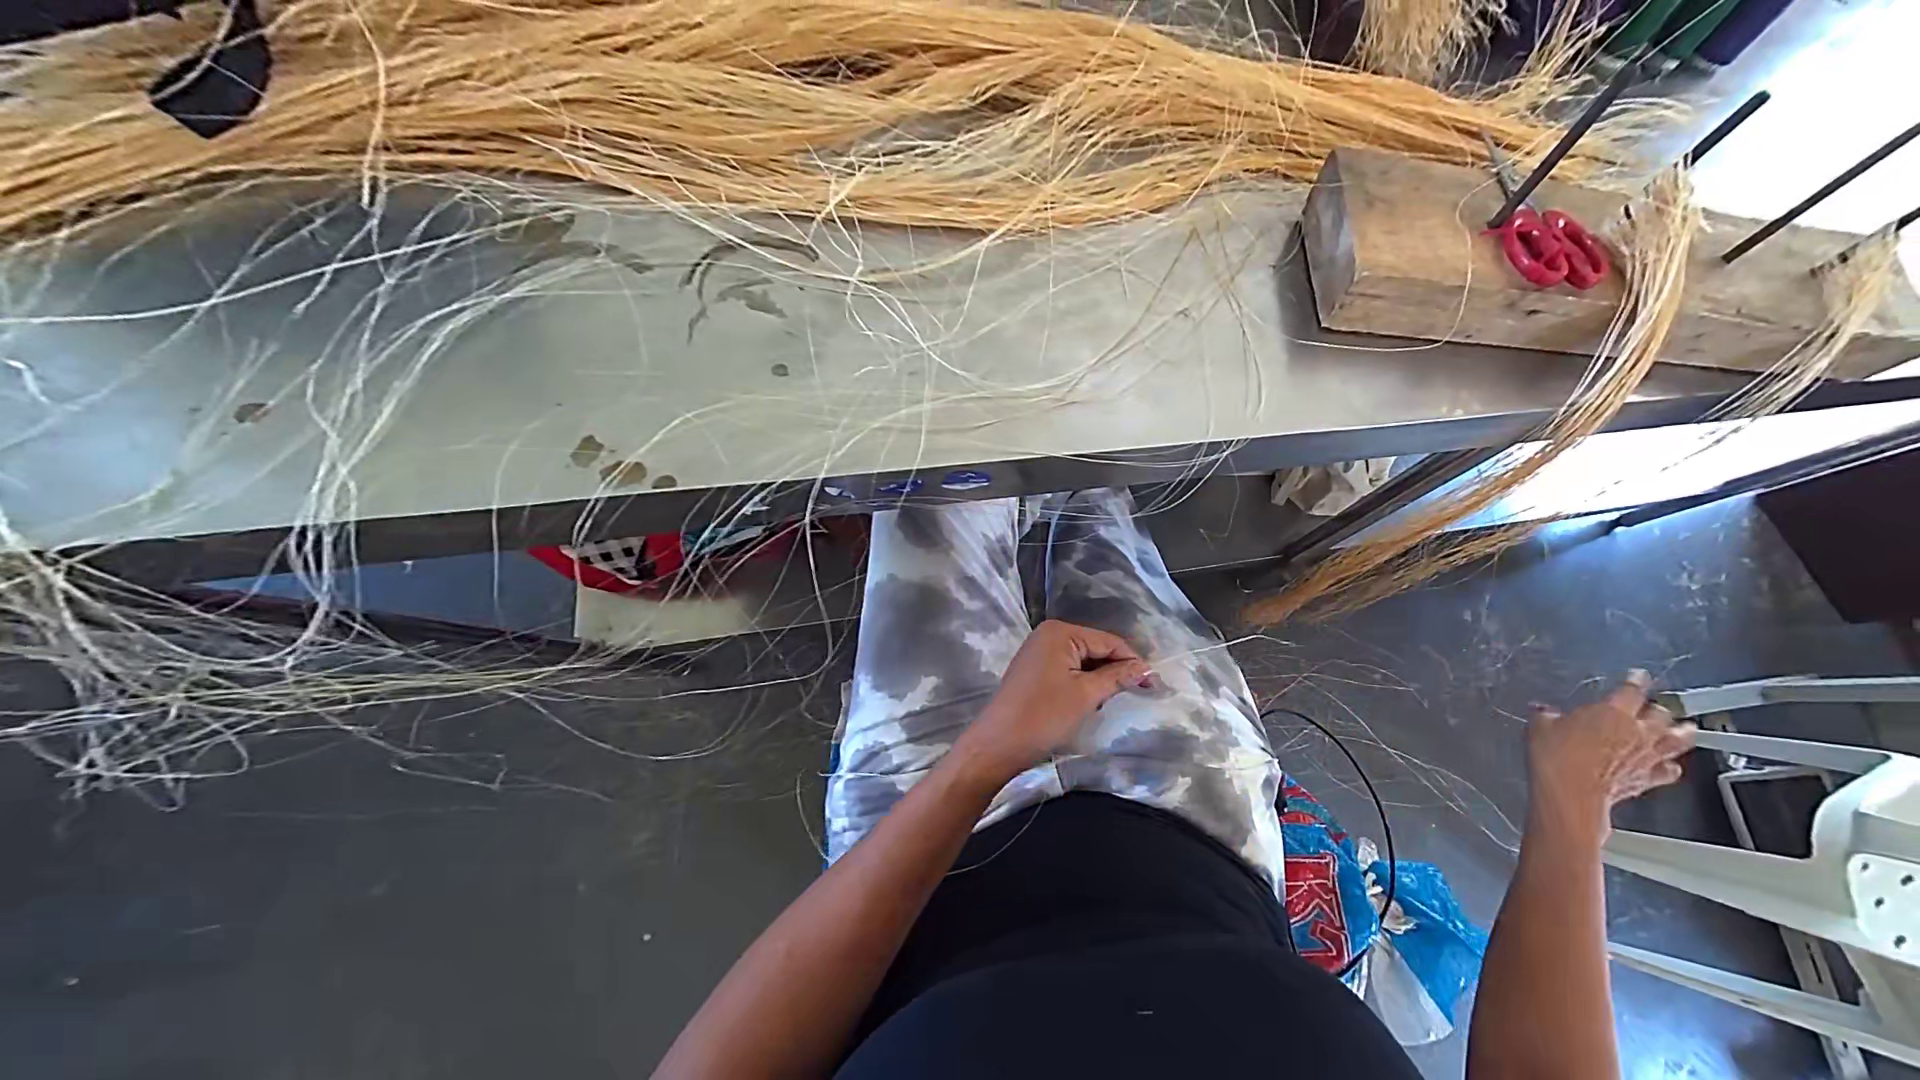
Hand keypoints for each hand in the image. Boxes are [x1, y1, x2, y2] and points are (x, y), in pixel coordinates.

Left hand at [952, 620, 1150, 779]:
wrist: (998, 744)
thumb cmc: (1043, 716)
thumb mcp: (1086, 695)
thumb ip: (1118, 676)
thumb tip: (1147, 668)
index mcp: (1060, 632)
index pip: (1109, 641)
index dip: (1133, 662)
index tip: (1154, 685)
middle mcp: (1048, 634)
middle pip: (1096, 648)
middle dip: (1116, 671)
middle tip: (1137, 695)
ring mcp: (1039, 651)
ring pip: (1084, 661)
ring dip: (1100, 680)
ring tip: (1110, 702)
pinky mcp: (1035, 670)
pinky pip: (1069, 669)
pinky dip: (1083, 684)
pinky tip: (1090, 703)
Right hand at [1525, 669, 1696, 846]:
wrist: (1570, 791)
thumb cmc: (1556, 757)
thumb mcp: (1539, 727)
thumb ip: (1547, 716)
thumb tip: (1544, 712)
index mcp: (1611, 711)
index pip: (1631, 689)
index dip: (1636, 680)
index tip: (1639, 676)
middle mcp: (1637, 731)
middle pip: (1661, 714)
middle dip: (1659, 708)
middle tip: (1656, 705)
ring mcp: (1646, 755)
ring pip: (1678, 740)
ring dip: (1683, 732)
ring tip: (1687, 727)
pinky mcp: (1649, 778)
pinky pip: (1670, 770)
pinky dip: (1671, 766)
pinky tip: (1670, 765)